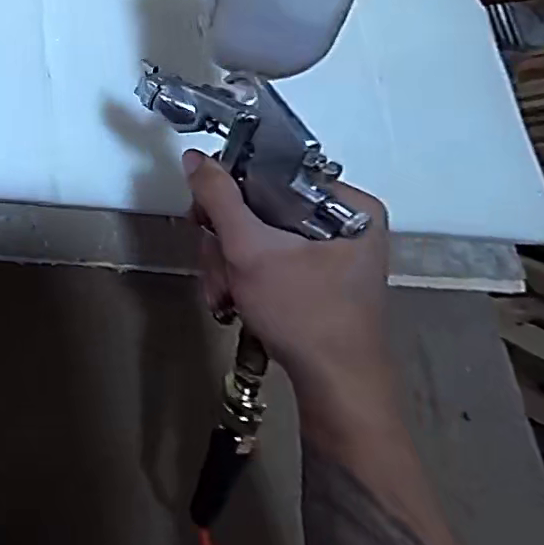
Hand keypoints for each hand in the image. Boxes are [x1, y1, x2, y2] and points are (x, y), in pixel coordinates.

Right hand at [184, 149, 390, 404]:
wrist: (334, 388)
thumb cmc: (303, 313)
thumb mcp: (250, 249)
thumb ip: (218, 197)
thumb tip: (195, 157)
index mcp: (348, 205)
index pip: (271, 172)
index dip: (229, 190)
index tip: (205, 217)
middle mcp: (341, 221)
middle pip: (256, 205)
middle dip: (225, 241)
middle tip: (219, 266)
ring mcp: (326, 250)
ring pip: (252, 232)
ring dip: (226, 262)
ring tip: (225, 293)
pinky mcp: (312, 274)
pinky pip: (262, 255)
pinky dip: (240, 274)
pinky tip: (233, 298)